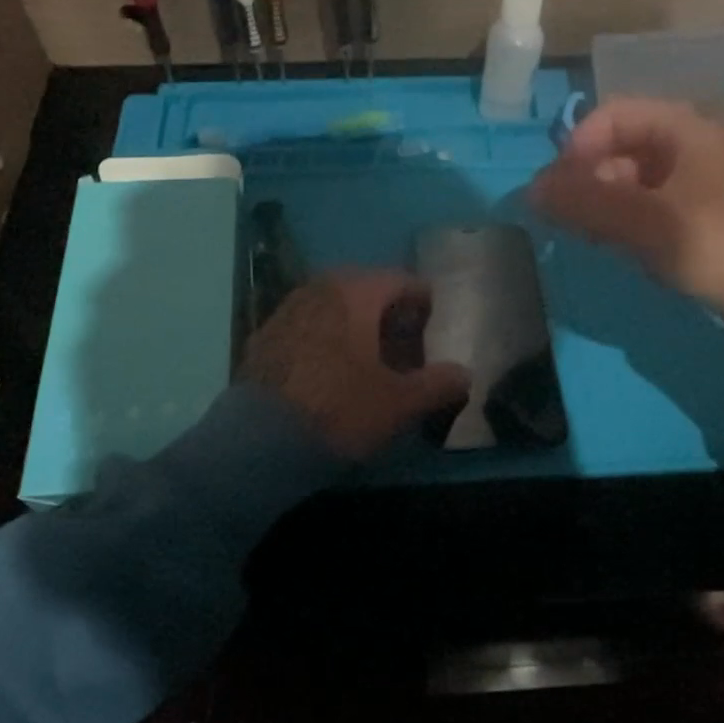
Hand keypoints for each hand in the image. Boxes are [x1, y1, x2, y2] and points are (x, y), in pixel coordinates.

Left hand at [239, 271, 470, 460]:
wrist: (259, 441)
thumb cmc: (339, 410)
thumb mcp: (399, 403)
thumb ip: (437, 384)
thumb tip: (464, 374)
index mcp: (355, 292)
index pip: (401, 281)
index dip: (424, 302)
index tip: (434, 325)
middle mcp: (318, 289)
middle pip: (364, 291)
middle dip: (388, 314)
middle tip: (405, 345)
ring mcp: (285, 311)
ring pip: (332, 309)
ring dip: (354, 327)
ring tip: (370, 361)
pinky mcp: (263, 339)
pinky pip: (307, 328)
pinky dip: (326, 341)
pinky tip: (331, 373)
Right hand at [530, 98, 723, 316]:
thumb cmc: (723, 245)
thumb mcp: (650, 224)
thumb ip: (589, 203)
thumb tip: (530, 190)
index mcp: (686, 126)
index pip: (611, 115)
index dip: (575, 147)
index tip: (558, 191)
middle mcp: (694, 140)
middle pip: (621, 145)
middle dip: (588, 178)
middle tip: (571, 222)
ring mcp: (703, 175)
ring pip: (636, 177)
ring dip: (607, 202)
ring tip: (595, 239)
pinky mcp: (708, 209)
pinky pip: (656, 201)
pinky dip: (632, 218)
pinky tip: (626, 247)